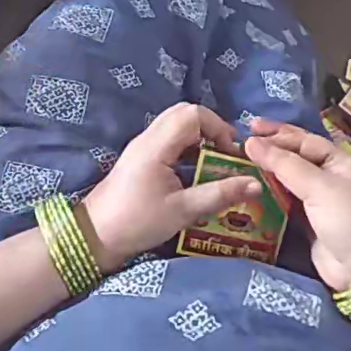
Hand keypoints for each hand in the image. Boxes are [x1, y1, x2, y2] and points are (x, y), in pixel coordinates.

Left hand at [81, 104, 262, 267]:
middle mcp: (148, 138)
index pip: (193, 114)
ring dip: (199, 137)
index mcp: (157, 145)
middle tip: (225, 154)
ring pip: (176, 124)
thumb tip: (256, 185)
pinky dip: (187, 146)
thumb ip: (220, 194)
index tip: (230, 153)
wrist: (95, 236)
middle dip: (211, 128)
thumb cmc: (137, 222)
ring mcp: (142, 146)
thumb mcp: (183, 210)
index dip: (218, 127)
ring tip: (214, 162)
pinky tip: (196, 171)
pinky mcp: (140, 158)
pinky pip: (169, 138)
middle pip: (184, 113)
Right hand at [242, 118, 350, 291]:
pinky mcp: (306, 221)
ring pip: (286, 178)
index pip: (303, 140)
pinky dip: (267, 193)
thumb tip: (250, 142)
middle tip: (239, 142)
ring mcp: (317, 199)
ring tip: (239, 162)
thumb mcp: (319, 187)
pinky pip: (283, 200)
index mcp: (338, 161)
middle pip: (294, 156)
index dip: (277, 133)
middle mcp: (328, 176)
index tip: (248, 128)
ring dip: (265, 170)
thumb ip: (284, 164)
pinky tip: (249, 188)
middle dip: (270, 148)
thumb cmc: (348, 220)